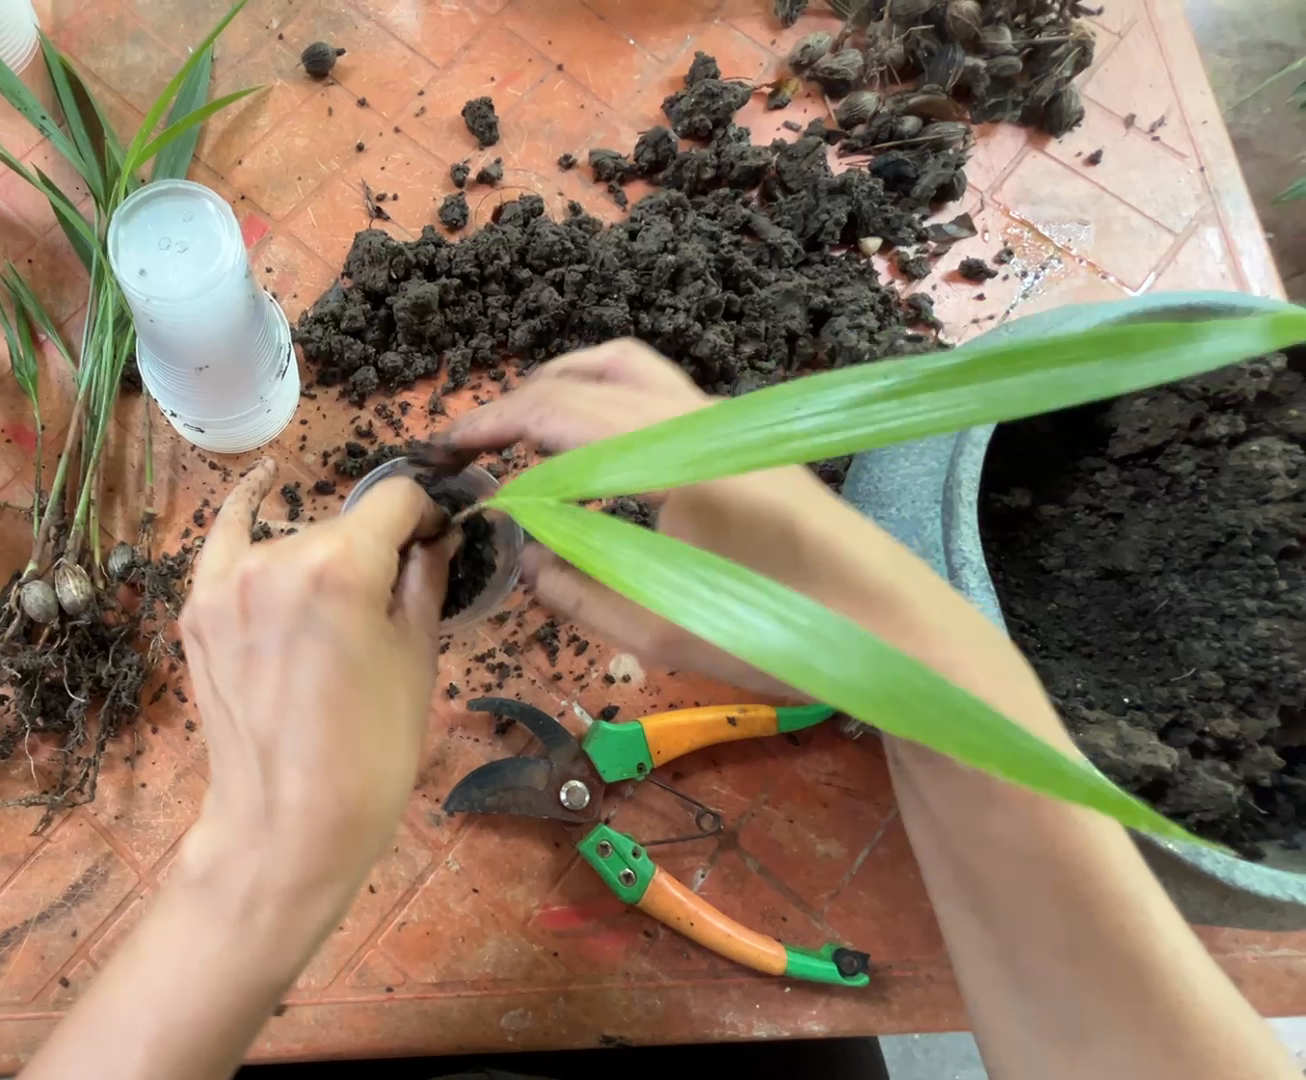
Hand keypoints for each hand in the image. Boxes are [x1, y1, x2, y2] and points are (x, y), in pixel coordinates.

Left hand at [177, 457, 451, 903]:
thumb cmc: (371, 752)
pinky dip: (247, 509)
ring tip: (334, 610)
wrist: (288, 824)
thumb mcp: (416, 658)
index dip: (425, 515)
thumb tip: (436, 532)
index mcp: (341, 566)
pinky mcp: (198, 606)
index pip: (395, 499)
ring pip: (296, 538)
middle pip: (346, 523)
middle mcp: (277, 557)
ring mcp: (227, 581)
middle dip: (377, 547)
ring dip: (325, 556)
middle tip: (387, 597)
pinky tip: (263, 480)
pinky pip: (225, 538)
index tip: (433, 541)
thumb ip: (425, 577)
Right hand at [446, 338, 973, 701]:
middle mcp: (695, 419)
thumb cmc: (779, 636)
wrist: (897, 632)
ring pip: (620, 366)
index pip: (556, 415)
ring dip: (558, 387)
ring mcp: (720, 420)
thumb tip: (522, 555)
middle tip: (468, 447)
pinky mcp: (734, 436)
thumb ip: (573, 589)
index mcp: (672, 459)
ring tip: (517, 431)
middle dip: (511, 406)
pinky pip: (648, 390)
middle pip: (580, 379)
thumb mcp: (657, 632)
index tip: (443, 451)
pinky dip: (596, 398)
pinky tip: (584, 448)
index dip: (489, 427)